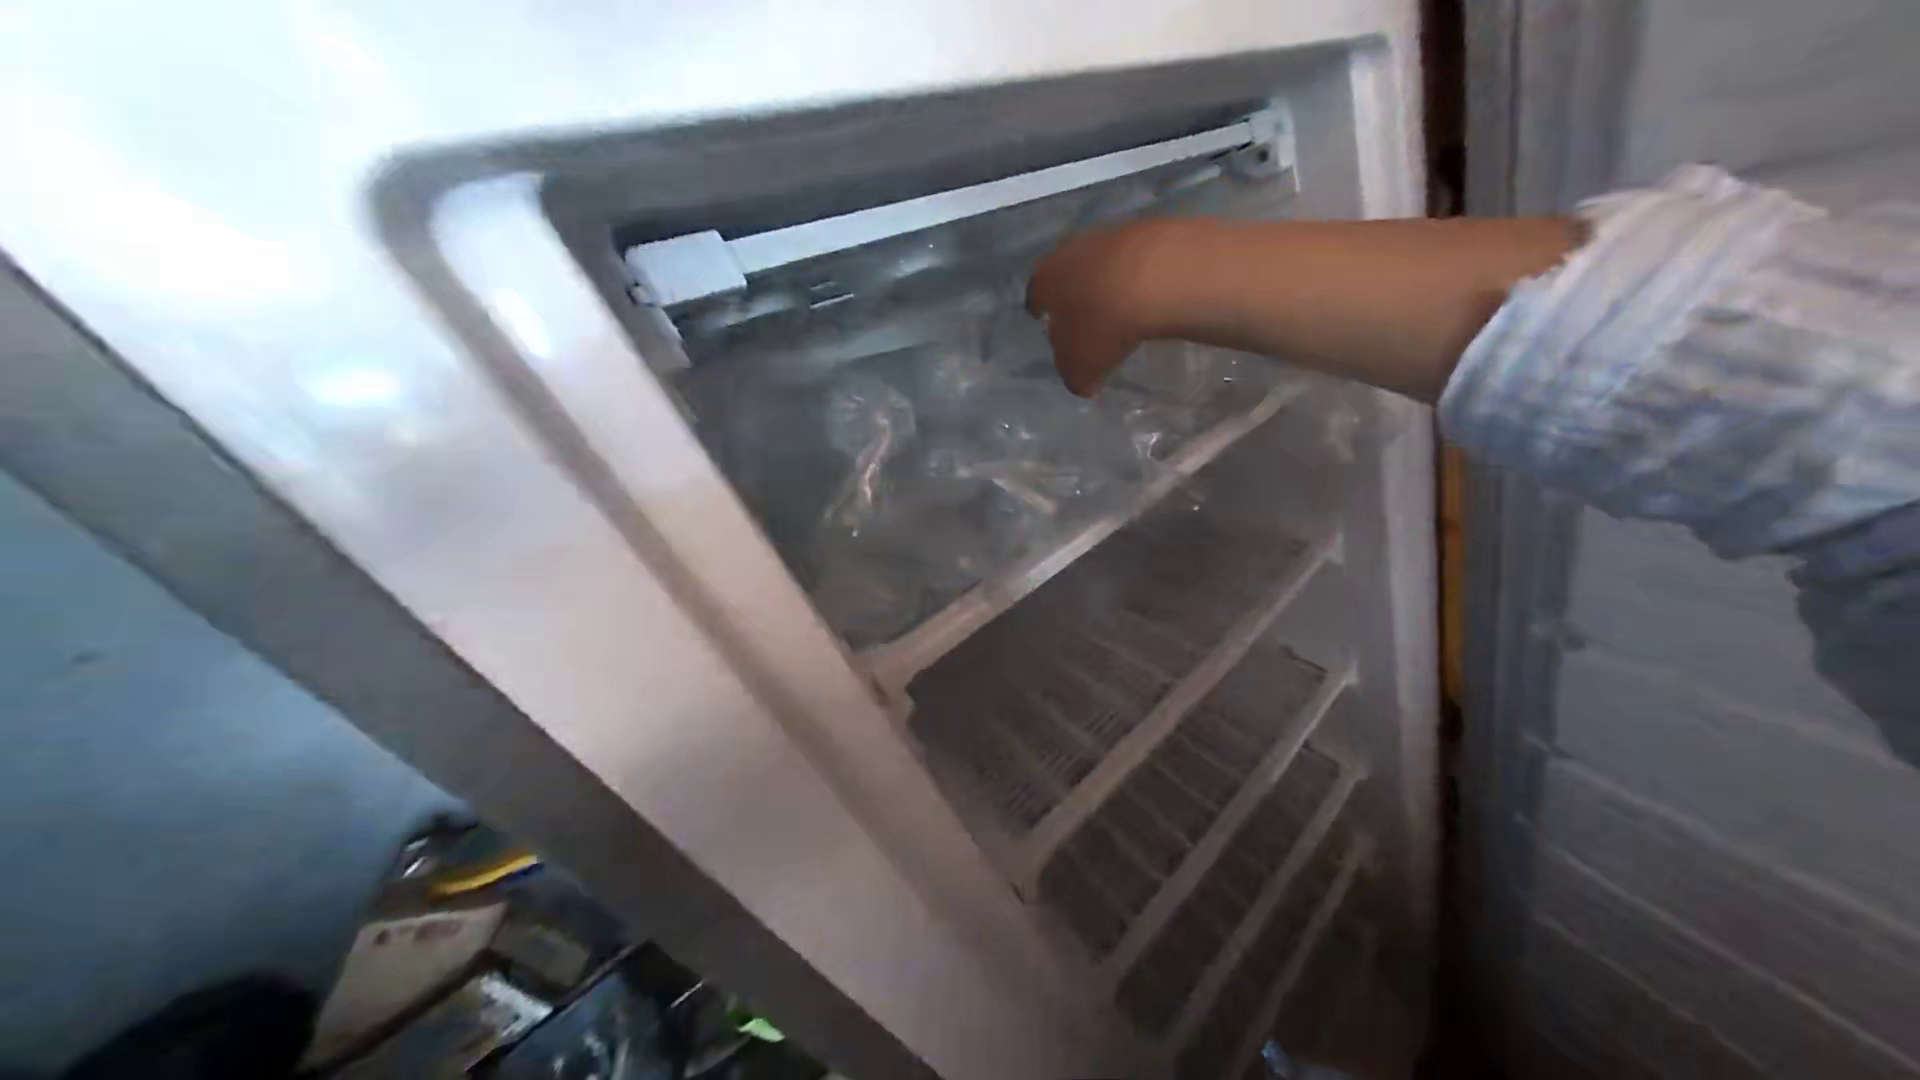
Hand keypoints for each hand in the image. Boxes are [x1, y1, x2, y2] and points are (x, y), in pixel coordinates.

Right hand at [1026, 221, 1183, 396]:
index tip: (1044, 318)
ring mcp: (1110, 236)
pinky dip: (1138, 275)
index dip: (1039, 309)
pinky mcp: (1147, 231)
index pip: (1035, 295)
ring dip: (1107, 282)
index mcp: (1046, 281)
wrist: (1156, 277)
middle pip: (1067, 274)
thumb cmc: (1102, 325)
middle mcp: (1071, 251)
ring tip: (1121, 307)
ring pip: (1101, 263)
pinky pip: (1136, 259)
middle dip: (1074, 293)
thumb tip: (1083, 384)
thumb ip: (1076, 377)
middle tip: (1085, 315)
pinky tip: (1150, 294)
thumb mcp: (1081, 366)